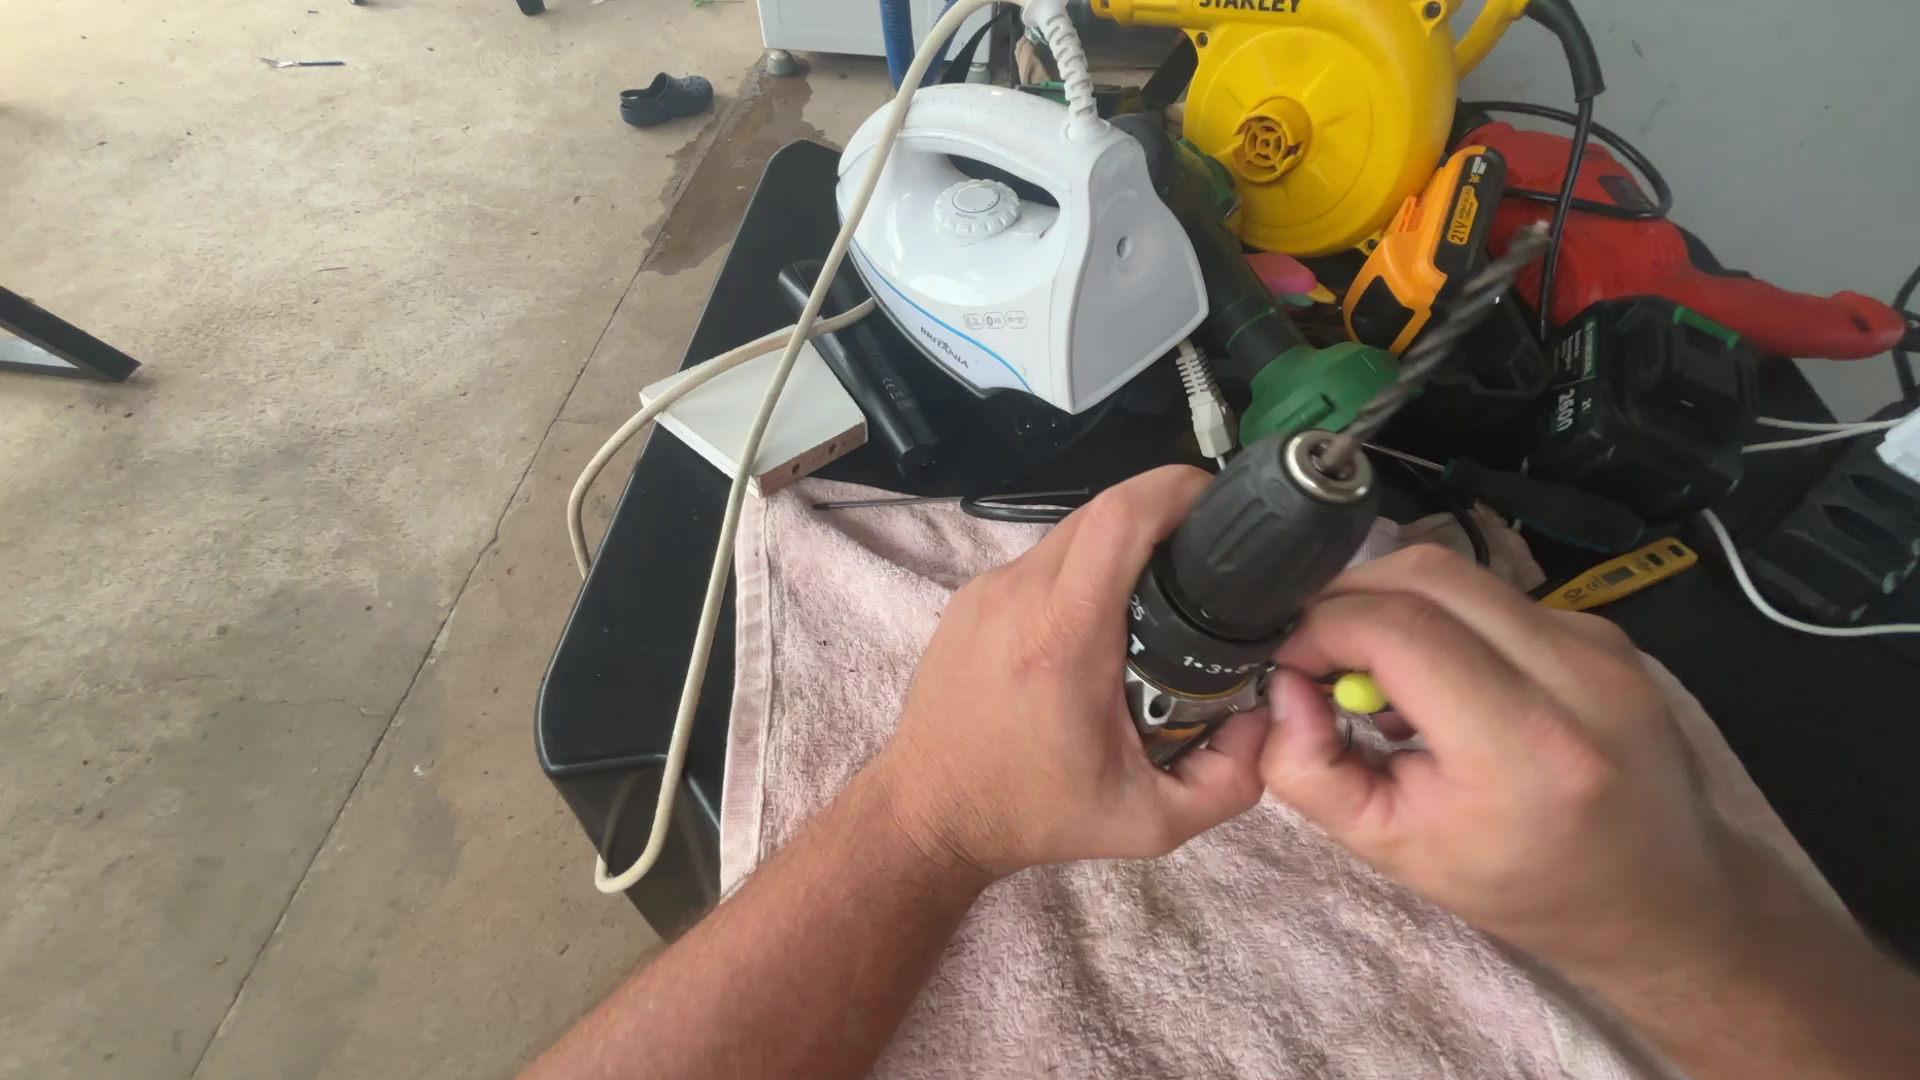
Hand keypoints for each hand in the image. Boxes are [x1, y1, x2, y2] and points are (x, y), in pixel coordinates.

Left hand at [872, 466, 1267, 882]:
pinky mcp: (968, 597)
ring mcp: (986, 590)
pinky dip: (1075, 570)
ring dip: (1116, 545)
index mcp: (1064, 636)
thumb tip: (1268, 715)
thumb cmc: (1033, 813)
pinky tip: (1092, 618)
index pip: (1119, 517)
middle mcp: (1018, 595)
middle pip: (1099, 513)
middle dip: (1158, 514)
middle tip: (1199, 555)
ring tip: (1150, 594)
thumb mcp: (1148, 820)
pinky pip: (1037, 560)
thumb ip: (1230, 780)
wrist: (931, 808)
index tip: (1215, 503)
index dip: (1174, 489)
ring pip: (1067, 533)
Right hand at [1260, 545, 1746, 977]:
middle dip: (1343, 596)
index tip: (1290, 664)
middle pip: (1422, 574)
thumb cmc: (1516, 882)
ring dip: (1383, 602)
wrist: (1665, 898)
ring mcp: (1598, 643)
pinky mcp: (1598, 629)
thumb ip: (1308, 768)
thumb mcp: (1385, 846)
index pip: (1396, 629)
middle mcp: (1577, 676)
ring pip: (1450, 571)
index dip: (1319, 629)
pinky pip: (1481, 591)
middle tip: (1316, 649)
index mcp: (1525, 749)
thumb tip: (1283, 685)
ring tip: (1370, 665)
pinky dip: (1428, 614)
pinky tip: (1428, 672)